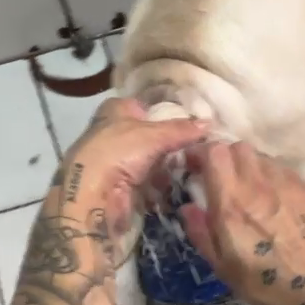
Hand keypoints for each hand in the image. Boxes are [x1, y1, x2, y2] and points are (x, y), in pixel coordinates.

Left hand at [48, 97, 211, 265]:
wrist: (93, 199)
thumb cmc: (117, 153)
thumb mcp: (153, 135)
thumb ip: (182, 130)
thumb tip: (211, 124)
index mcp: (114, 112)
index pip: (142, 105)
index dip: (162, 110)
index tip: (189, 118)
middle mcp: (114, 135)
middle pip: (149, 135)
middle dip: (171, 142)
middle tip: (199, 145)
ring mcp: (117, 163)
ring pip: (151, 160)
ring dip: (169, 166)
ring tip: (195, 166)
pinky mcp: (122, 188)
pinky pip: (149, 182)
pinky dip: (162, 185)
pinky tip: (179, 185)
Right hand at [178, 141, 304, 304]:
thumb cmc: (263, 283)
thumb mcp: (221, 266)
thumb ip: (200, 232)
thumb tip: (188, 208)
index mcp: (230, 203)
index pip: (213, 153)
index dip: (200, 153)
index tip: (194, 166)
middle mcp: (256, 185)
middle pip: (237, 147)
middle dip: (224, 156)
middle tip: (220, 177)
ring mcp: (284, 185)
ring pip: (261, 156)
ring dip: (248, 166)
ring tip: (247, 187)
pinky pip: (281, 170)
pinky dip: (270, 176)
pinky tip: (272, 197)